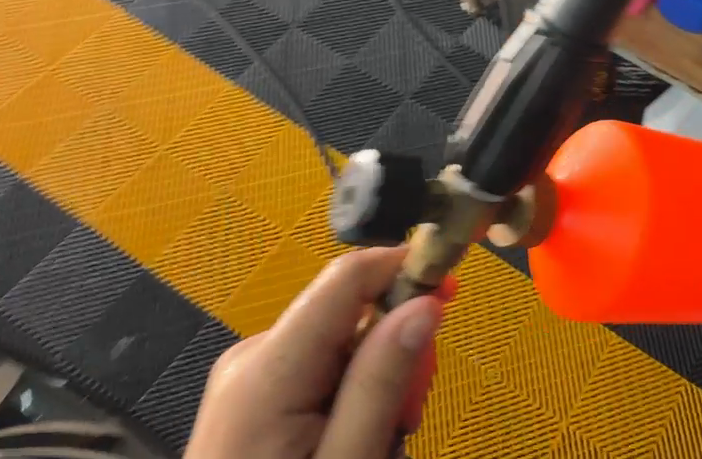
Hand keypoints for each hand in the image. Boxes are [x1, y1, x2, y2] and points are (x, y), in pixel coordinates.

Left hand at [186, 248, 455, 458]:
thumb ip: (383, 382)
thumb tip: (427, 301)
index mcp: (268, 369)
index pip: (348, 276)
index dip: (406, 268)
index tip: (451, 296)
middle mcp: (254, 355)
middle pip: (352, 308)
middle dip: (397, 343)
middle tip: (410, 410)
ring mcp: (250, 373)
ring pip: (346, 335)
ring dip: (381, 371)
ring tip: (381, 434)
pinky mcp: (255, 390)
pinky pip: (326, 360)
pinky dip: (356, 386)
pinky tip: (356, 431)